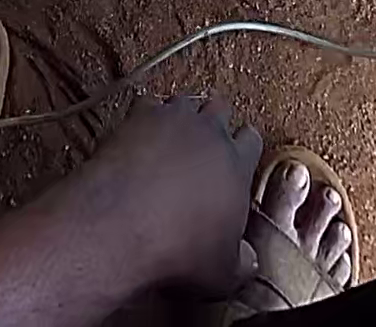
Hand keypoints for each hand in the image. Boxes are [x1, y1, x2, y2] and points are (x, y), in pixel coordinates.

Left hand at [37, 94, 262, 295]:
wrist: (124, 221)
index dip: (245, 147)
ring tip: (173, 136)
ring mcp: (174, 117)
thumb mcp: (223, 272)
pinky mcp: (141, 113)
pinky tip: (142, 133)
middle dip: (215, 121)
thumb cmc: (178, 248)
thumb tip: (248, 259)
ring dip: (182, 116)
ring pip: (185, 102)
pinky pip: (149, 104)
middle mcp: (209, 130)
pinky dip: (148, 116)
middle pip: (221, 108)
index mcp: (236, 163)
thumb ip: (242, 260)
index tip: (237, 158)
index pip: (251, 140)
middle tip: (206, 142)